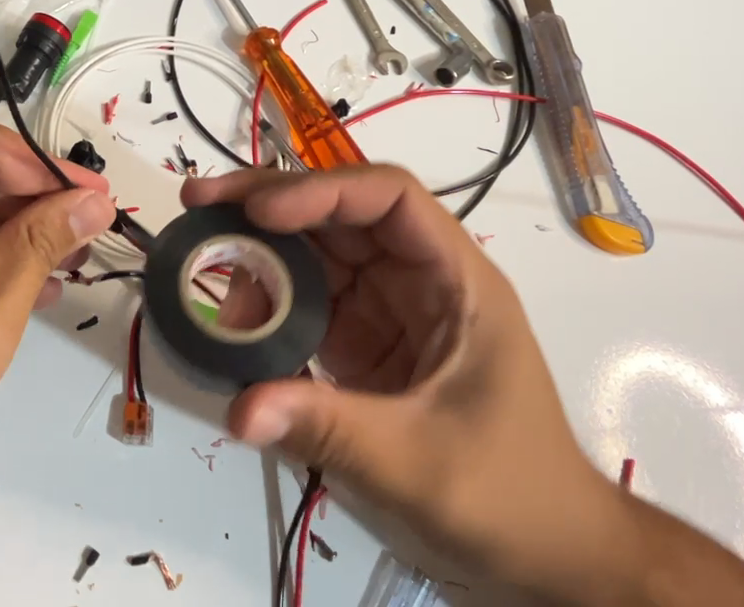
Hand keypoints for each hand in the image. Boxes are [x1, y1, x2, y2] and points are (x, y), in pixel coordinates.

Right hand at [181, 166, 619, 592]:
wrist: (546, 551)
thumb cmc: (509, 495)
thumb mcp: (418, 464)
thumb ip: (327, 428)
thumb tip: (236, 408)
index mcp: (455, 280)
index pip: (388, 198)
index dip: (321, 191)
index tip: (259, 213)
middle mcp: (416, 277)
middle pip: (337, 213)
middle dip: (267, 204)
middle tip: (197, 203)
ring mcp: (386, 307)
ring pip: (313, 252)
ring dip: (258, 252)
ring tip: (204, 270)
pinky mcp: (360, 340)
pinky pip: (303, 301)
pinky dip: (263, 303)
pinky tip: (231, 319)